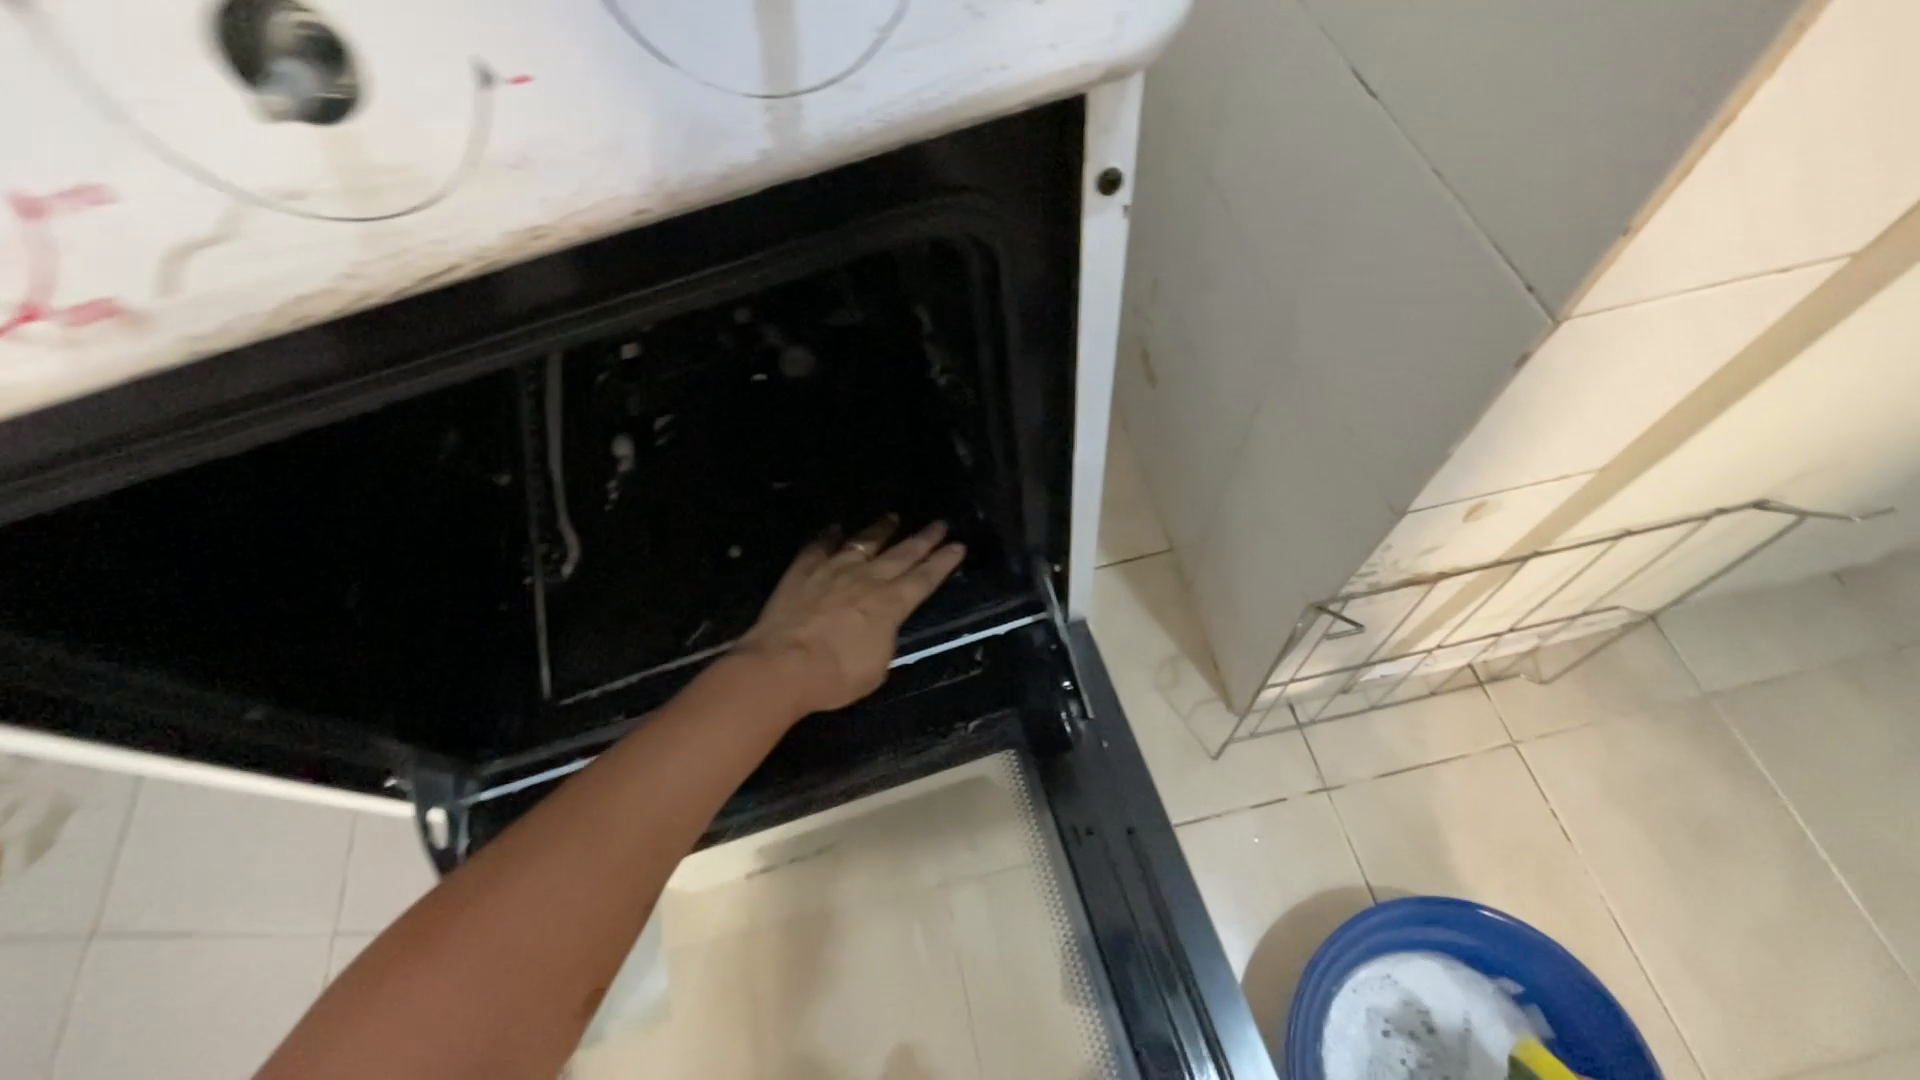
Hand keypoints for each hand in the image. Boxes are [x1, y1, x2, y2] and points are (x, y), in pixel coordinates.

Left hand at [736, 515, 966, 716]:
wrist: (782, 666)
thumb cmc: (835, 677)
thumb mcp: (876, 668)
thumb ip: (884, 641)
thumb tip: (882, 628)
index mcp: (891, 604)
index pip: (925, 578)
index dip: (943, 562)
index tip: (958, 546)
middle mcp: (867, 579)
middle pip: (902, 554)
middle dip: (923, 539)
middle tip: (939, 524)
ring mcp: (833, 570)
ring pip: (863, 542)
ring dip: (881, 529)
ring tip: (893, 517)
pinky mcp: (803, 570)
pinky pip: (820, 546)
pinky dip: (830, 536)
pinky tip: (836, 528)